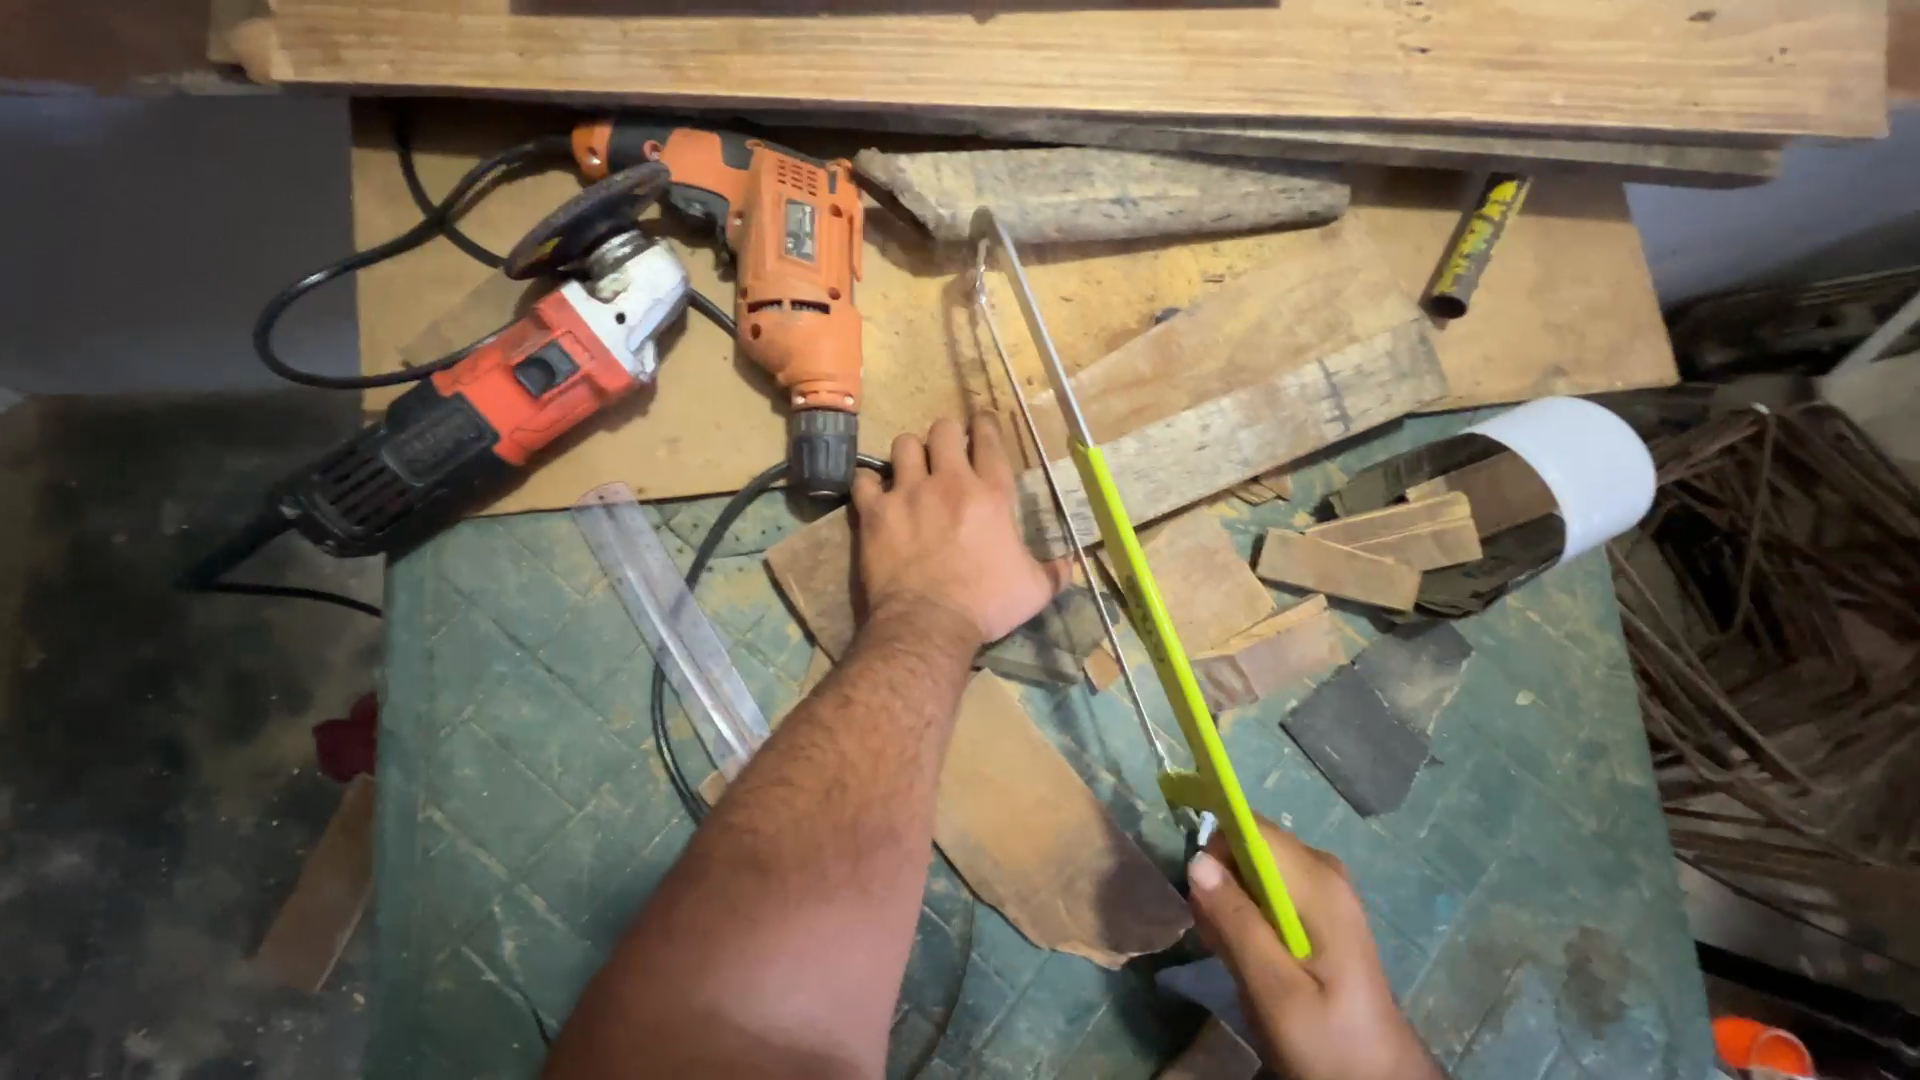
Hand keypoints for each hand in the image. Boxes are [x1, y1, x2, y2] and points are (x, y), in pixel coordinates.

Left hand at [851, 415, 1070, 645]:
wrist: (929, 623)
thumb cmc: (986, 605)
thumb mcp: (1032, 591)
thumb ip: (1053, 573)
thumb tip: (1069, 566)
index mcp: (991, 495)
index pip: (989, 440)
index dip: (985, 424)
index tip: (981, 420)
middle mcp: (949, 482)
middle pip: (943, 430)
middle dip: (945, 435)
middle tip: (945, 450)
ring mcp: (908, 493)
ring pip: (904, 445)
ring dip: (909, 453)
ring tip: (910, 468)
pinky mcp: (876, 512)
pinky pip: (865, 479)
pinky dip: (869, 482)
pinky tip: (874, 492)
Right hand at [1187, 819, 1441, 1079]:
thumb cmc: (1329, 1040)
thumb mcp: (1275, 991)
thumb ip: (1236, 923)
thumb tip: (1196, 860)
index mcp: (1318, 882)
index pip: (1251, 828)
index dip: (1215, 849)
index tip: (1199, 895)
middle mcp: (1322, 869)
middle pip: (1249, 845)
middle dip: (1220, 882)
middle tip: (1215, 937)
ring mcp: (1322, 886)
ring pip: (1252, 867)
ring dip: (1229, 903)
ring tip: (1232, 953)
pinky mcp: (1317, 905)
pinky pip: (1265, 886)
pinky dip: (1245, 912)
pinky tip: (1248, 953)